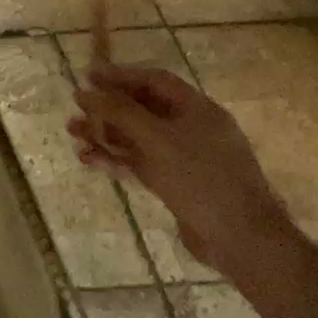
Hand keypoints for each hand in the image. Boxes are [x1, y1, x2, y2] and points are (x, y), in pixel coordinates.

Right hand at [67, 63, 297, 272]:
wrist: (243, 241)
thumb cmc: (202, 179)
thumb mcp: (156, 138)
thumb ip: (118, 111)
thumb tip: (83, 91)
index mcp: (197, 110)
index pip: (154, 80)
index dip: (120, 75)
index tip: (88, 77)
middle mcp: (192, 129)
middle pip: (142, 108)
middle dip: (107, 109)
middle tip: (77, 110)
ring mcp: (184, 158)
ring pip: (137, 137)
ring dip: (105, 135)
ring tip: (74, 136)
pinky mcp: (177, 183)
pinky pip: (140, 162)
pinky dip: (116, 159)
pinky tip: (90, 161)